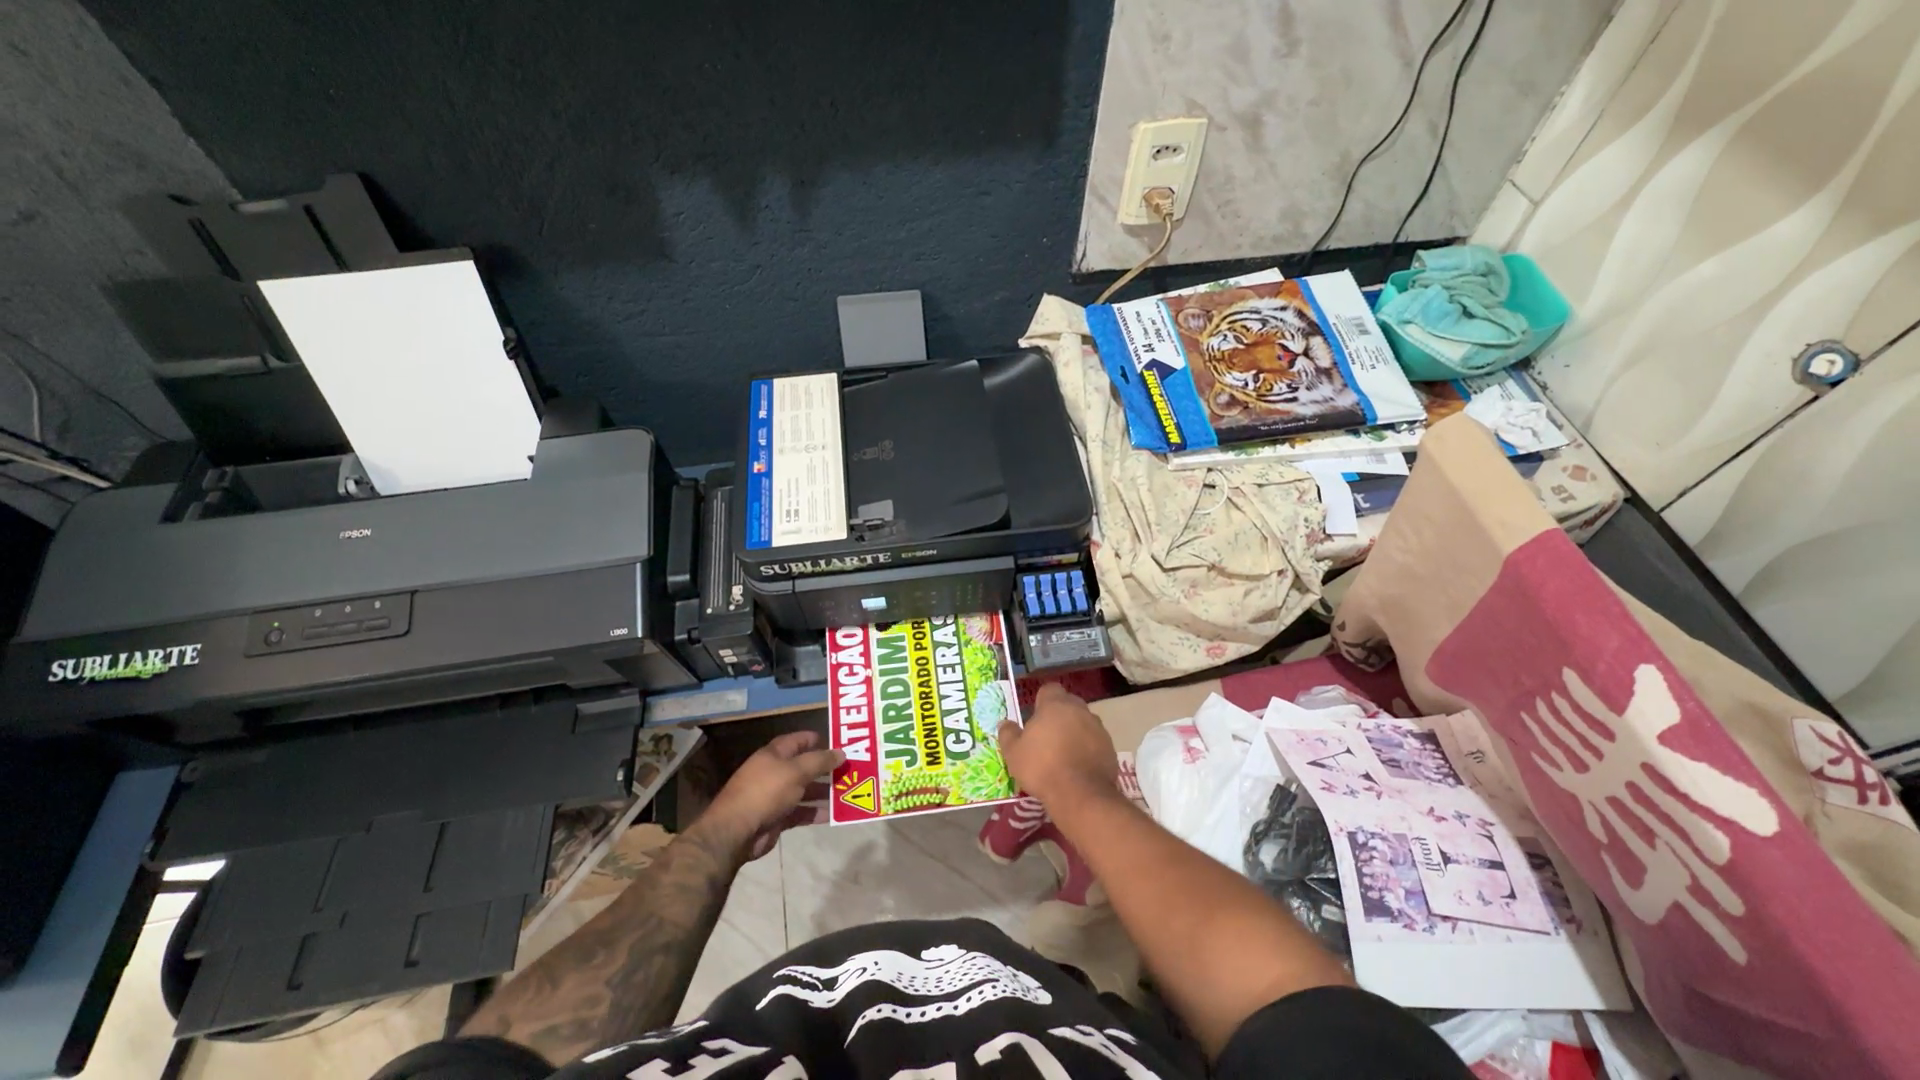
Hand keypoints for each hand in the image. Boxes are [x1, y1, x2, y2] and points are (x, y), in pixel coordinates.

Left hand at [696, 731, 842, 860]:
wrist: (737, 831)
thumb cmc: (766, 792)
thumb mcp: (796, 771)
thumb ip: (820, 761)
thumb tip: (841, 752)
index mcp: (773, 755)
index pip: (796, 741)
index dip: (815, 739)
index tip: (836, 742)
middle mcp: (774, 772)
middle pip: (803, 766)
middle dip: (825, 768)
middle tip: (849, 769)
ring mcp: (774, 796)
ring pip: (804, 790)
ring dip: (823, 791)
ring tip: (846, 792)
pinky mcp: (777, 817)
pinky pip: (801, 812)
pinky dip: (815, 812)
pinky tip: (833, 814)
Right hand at [998, 684, 1119, 808]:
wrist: (1080, 794)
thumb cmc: (1042, 767)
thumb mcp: (1014, 753)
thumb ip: (1008, 734)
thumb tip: (1005, 723)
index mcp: (1056, 705)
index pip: (1049, 689)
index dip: (1041, 701)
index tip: (1035, 717)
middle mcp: (1080, 710)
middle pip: (1068, 704)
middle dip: (1059, 715)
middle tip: (1046, 736)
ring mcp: (1098, 728)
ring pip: (1083, 723)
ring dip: (1074, 732)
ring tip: (1063, 753)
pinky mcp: (1110, 748)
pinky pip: (1095, 741)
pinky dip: (1087, 748)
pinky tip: (1078, 766)